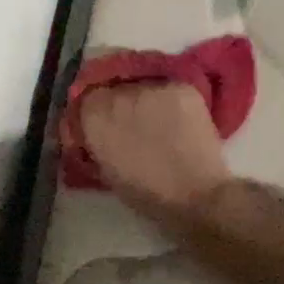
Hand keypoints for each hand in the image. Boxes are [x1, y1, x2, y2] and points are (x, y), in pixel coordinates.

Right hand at [78, 82, 231, 211]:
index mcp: (94, 115)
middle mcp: (120, 93)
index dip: (96, 110)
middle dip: (121, 102)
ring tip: (159, 121)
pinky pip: (169, 88)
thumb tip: (98, 130)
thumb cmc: (145, 193)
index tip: (105, 122)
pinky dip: (171, 101)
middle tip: (134, 123)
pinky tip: (179, 120)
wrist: (195, 197)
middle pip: (115, 87)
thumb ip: (96, 142)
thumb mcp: (104, 169)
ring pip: (144, 86)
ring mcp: (153, 87)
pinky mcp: (182, 87)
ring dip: (146, 100)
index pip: (87, 97)